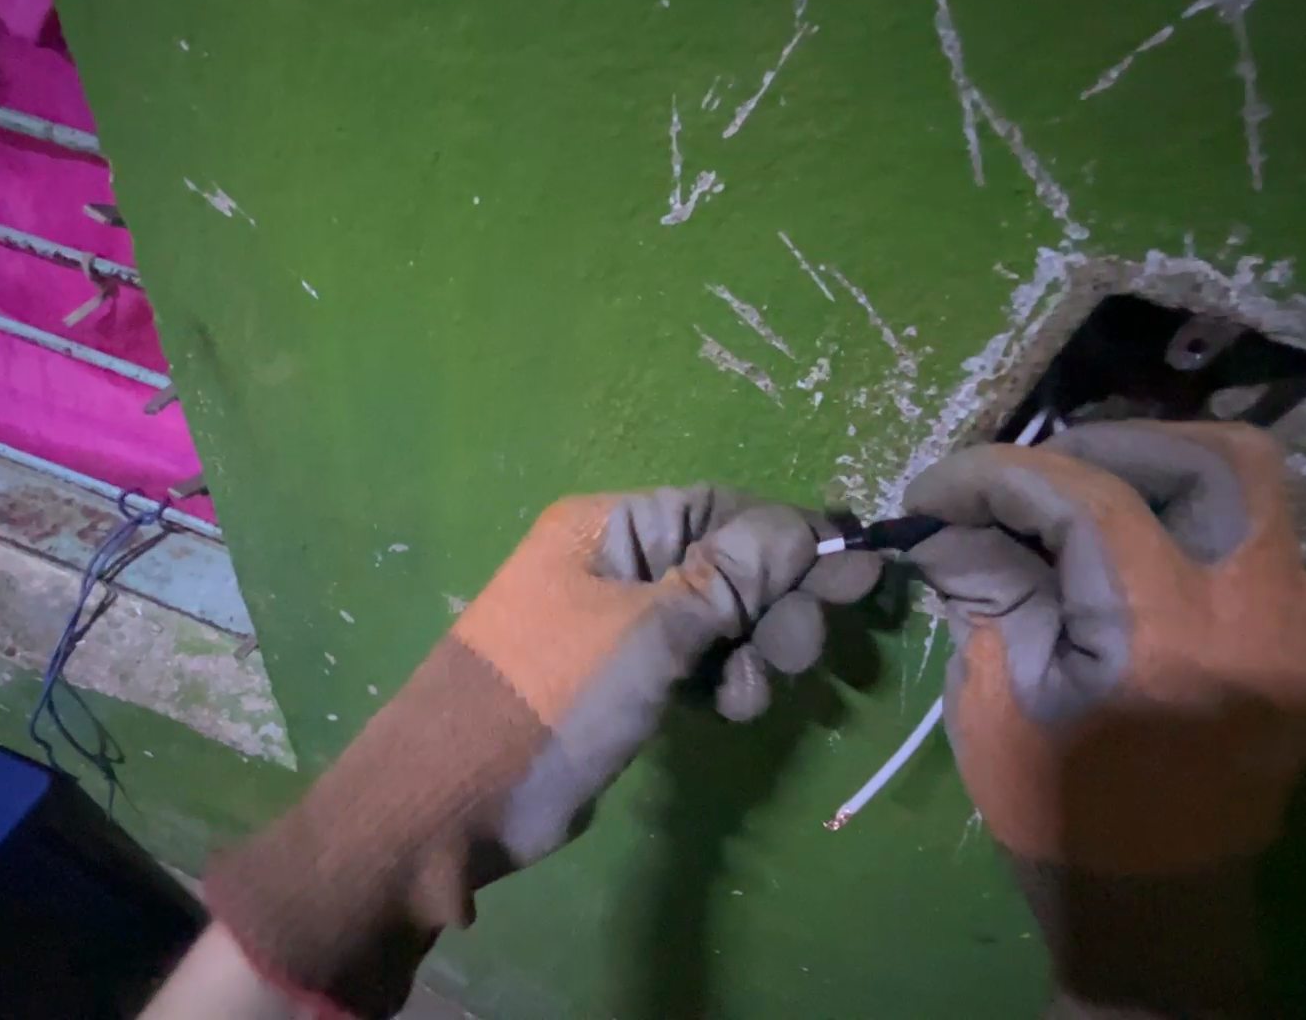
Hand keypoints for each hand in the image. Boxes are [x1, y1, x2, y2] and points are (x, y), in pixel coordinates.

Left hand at [199, 487, 879, 1016]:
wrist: (453, 798)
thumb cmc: (549, 697)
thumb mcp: (647, 632)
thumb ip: (731, 576)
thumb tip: (808, 523)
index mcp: (609, 526)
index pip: (718, 507)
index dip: (787, 535)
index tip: (853, 569)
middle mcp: (614, 561)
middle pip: (723, 561)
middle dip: (772, 601)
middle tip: (798, 650)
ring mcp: (617, 620)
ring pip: (716, 615)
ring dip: (749, 647)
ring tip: (742, 691)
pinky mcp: (622, 673)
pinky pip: (693, 658)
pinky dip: (719, 677)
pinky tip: (724, 707)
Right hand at [901, 421, 1305, 1014]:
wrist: (1151, 890)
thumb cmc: (1050, 801)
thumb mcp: (989, 690)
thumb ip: (978, 583)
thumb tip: (942, 519)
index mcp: (1167, 649)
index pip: (1089, 502)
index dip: (997, 474)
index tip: (935, 488)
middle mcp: (1268, 625)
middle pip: (1215, 459)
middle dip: (1095, 444)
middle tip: (1018, 477)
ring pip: (1246, 483)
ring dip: (1136, 468)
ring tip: (1056, 498)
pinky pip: (1244, 531)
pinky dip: (1164, 511)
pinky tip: (1101, 543)